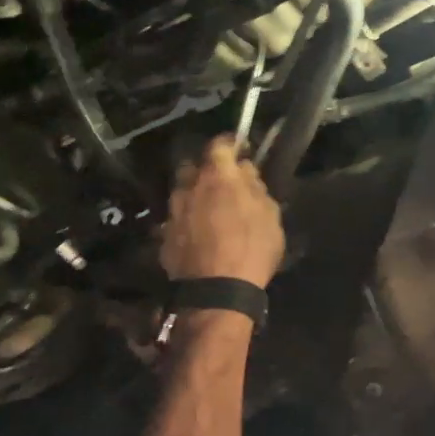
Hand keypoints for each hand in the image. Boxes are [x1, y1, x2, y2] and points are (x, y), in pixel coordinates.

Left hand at [160, 136, 284, 287]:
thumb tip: (245, 171)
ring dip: (195, 196)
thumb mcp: (270, 216)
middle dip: (206, 169)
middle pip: (192, 166)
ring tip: (211, 211)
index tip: (241, 148)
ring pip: (182, 193)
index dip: (231, 144)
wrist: (217, 291)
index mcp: (217, 176)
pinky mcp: (164, 236)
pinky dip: (188, 221)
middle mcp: (188, 187)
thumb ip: (256, 188)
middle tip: (223, 182)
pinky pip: (177, 219)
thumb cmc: (252, 248)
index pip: (219, 145)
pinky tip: (200, 236)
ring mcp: (172, 212)